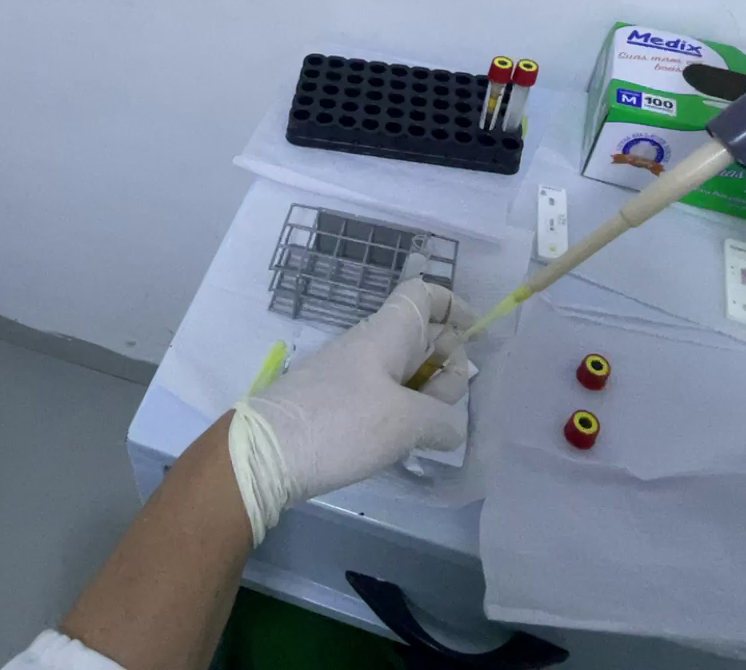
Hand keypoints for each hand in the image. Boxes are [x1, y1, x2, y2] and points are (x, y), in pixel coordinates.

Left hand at [227, 278, 473, 542]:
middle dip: (448, 365)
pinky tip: (400, 444)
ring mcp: (356, 372)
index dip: (454, 304)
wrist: (267, 451)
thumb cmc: (342, 422)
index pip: (424, 293)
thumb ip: (442, 420)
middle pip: (426, 336)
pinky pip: (388, 395)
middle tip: (441, 405)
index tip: (478, 334)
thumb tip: (450, 428)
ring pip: (408, 371)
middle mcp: (373, 343)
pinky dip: (404, 414)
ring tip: (418, 431)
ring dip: (427, 397)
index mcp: (389, 331)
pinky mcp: (342, 401)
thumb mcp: (406, 422)